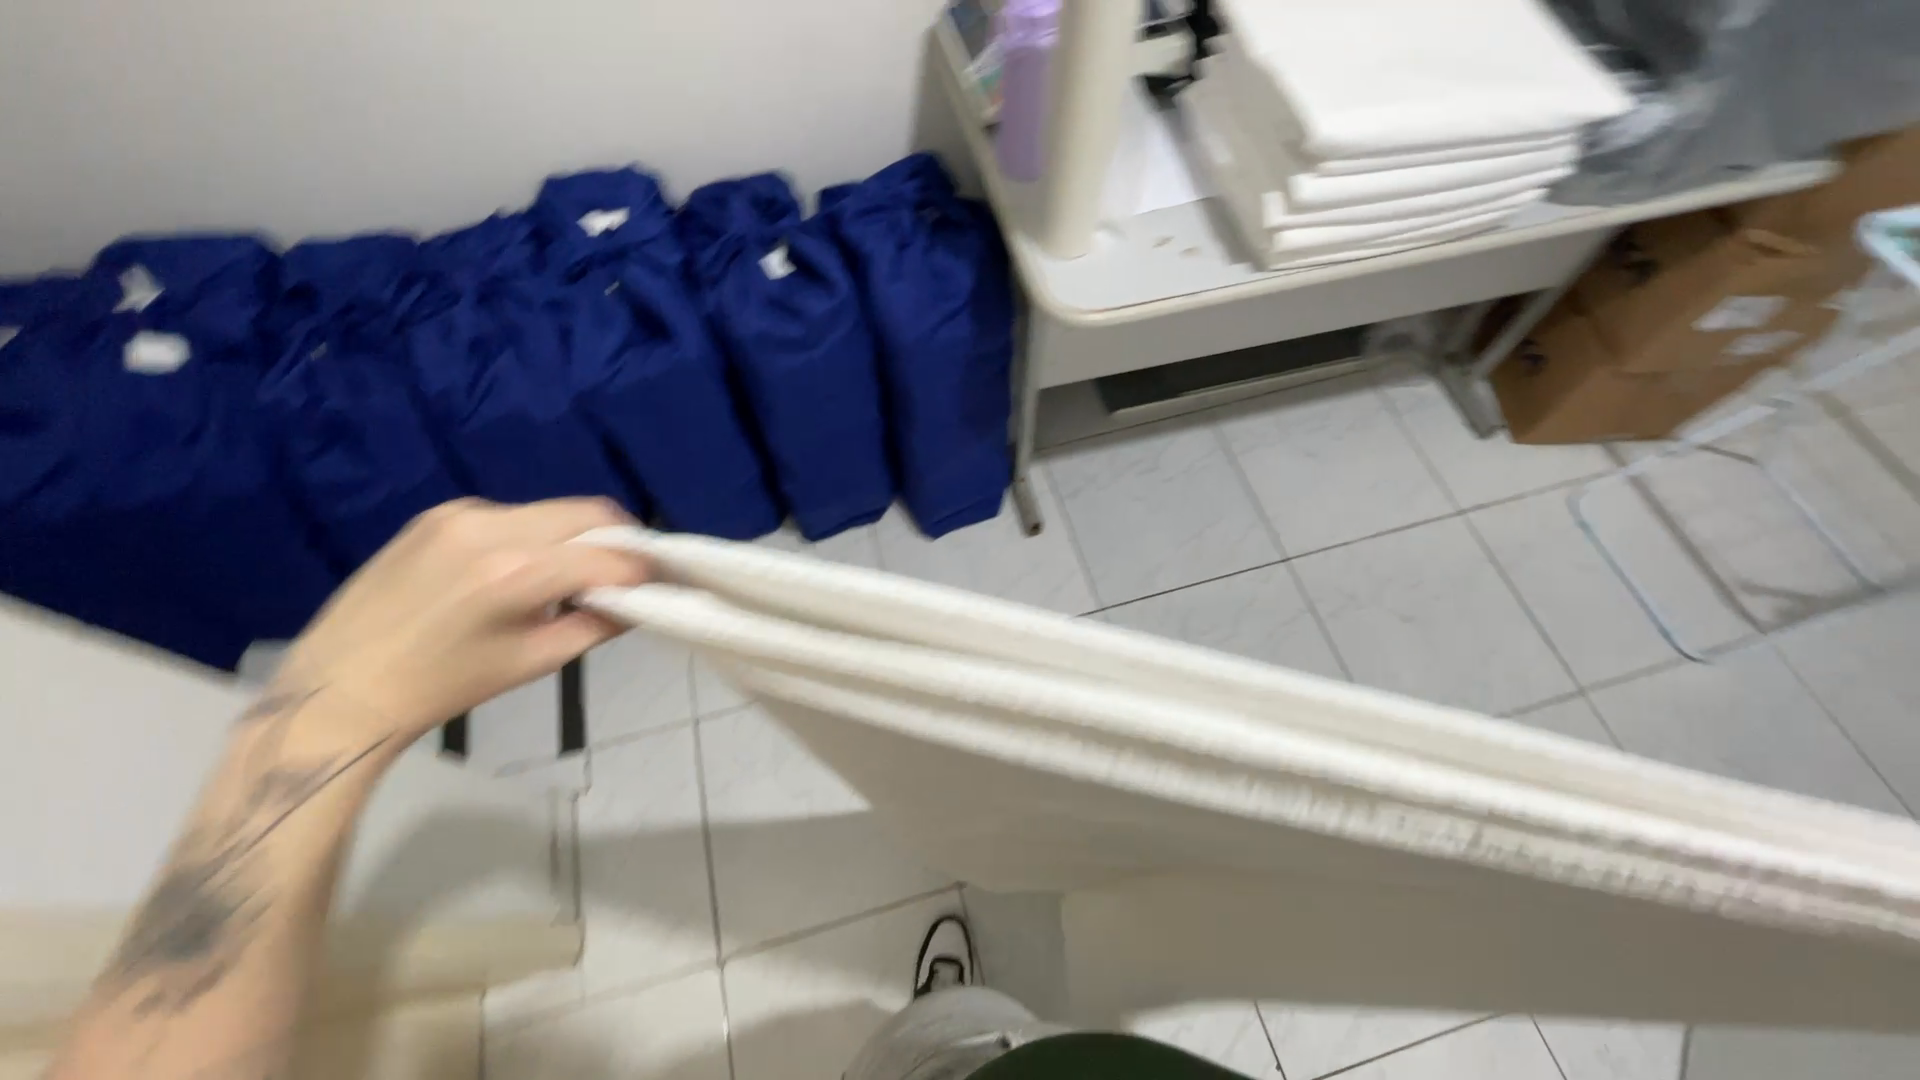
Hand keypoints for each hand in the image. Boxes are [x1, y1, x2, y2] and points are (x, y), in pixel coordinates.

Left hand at [278, 498, 651, 739]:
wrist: (341, 685)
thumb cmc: (446, 685)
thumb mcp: (535, 662)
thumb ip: (597, 624)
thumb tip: (639, 600)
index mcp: (518, 573)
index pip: (610, 555)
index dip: (645, 569)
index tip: (661, 582)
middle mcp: (493, 528)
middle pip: (587, 512)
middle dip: (620, 537)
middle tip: (629, 568)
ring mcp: (461, 514)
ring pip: (552, 510)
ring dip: (577, 535)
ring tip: (572, 573)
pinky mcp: (439, 514)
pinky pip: (512, 513)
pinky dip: (536, 535)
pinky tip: (520, 569)